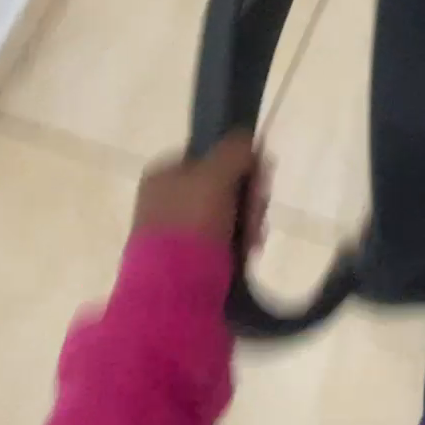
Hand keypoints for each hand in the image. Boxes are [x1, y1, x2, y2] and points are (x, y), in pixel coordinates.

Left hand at [132, 134, 268, 249]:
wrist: (176, 286)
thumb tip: (248, 138)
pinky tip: (250, 247)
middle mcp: (168, 197)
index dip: (241, 161)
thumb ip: (235, 149)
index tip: (259, 173)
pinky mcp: (192, 254)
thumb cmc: (194, 222)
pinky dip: (243, 238)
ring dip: (251, 217)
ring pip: (233, 209)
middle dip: (250, 193)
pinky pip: (228, 234)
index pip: (213, 153)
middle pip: (227, 181)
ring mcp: (180, 227)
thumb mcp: (216, 173)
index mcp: (164, 173)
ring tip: (254, 235)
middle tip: (258, 205)